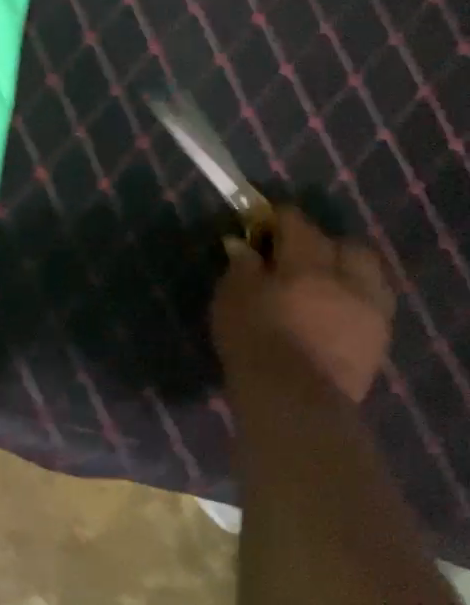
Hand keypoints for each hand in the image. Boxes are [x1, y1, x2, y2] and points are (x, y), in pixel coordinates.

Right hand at [212, 207, 395, 402]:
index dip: (280, 217)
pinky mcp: (379, 337)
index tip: (261, 219)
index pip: (300, 226)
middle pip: (349, 247)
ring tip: (317, 279)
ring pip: (370, 274)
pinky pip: (372, 302)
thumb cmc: (252, 336)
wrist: (294, 393)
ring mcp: (371, 311)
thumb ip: (242, 267)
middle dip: (324, 242)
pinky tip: (330, 307)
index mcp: (308, 267)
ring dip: (345, 269)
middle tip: (293, 251)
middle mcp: (349, 282)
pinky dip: (353, 295)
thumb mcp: (232, 296)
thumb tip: (241, 245)